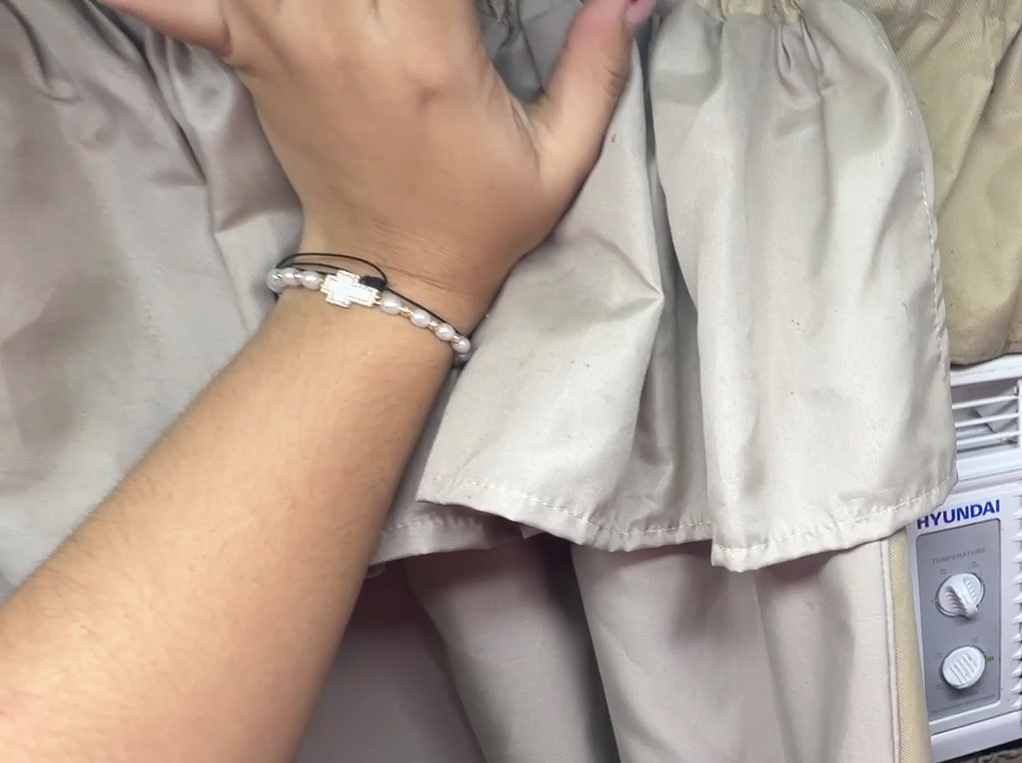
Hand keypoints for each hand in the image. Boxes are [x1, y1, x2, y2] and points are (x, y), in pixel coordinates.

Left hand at [104, 0, 653, 326]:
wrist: (403, 267)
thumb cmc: (490, 216)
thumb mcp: (564, 158)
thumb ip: (597, 72)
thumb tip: (633, 0)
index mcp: (431, 55)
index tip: (480, 0)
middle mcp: (343, 28)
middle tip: (430, 8)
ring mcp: (278, 30)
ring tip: (375, 12)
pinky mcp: (242, 41)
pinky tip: (178, 17)